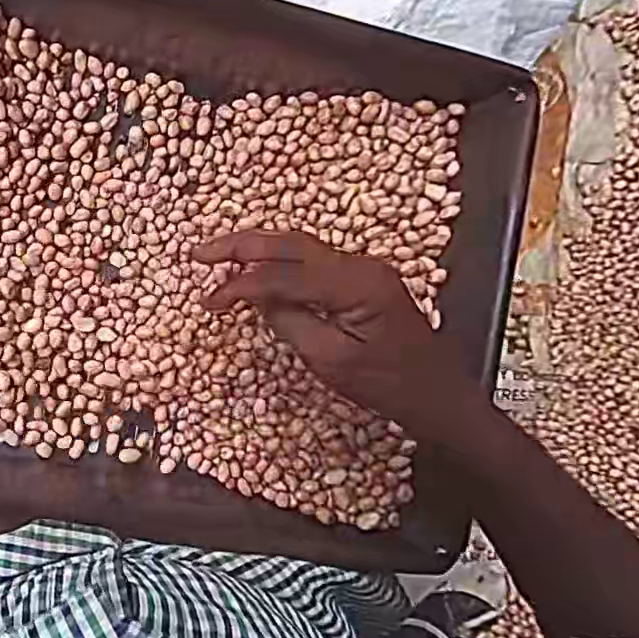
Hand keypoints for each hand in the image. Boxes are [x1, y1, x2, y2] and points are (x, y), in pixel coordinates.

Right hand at [193, 230, 487, 442]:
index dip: (240, 285)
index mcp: (356, 283)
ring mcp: (361, 268)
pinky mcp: (358, 278)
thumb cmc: (387, 385)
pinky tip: (254, 268)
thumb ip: (288, 320)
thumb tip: (254, 296)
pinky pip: (309, 260)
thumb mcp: (330, 359)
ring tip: (218, 256)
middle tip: (201, 253)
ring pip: (298, 246)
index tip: (209, 301)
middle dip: (241, 245)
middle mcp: (360, 265)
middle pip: (289, 243)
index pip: (283, 275)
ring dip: (256, 249)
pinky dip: (276, 262)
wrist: (438, 394)